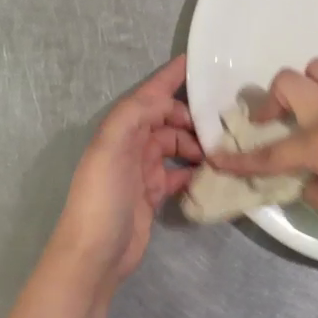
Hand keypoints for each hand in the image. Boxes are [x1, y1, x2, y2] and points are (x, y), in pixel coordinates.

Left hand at [49, 57, 203, 292]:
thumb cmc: (101, 198)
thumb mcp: (111, 149)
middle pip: (167, 119)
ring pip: (176, 145)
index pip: (150, 94)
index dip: (171, 77)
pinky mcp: (152, 194)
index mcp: (120, 129)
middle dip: (192, 116)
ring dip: (197, 144)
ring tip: (222, 150)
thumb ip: (135, 115)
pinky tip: (212, 173)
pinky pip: (178, 173)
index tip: (199, 62)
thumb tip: (168, 101)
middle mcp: (131, 144)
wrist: (94, 256)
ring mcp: (142, 170)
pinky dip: (194, 170)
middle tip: (223, 123)